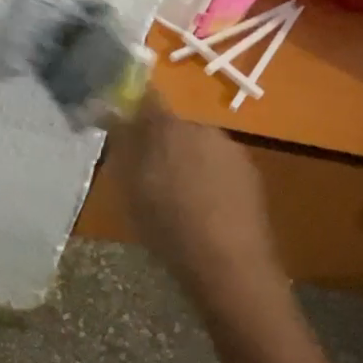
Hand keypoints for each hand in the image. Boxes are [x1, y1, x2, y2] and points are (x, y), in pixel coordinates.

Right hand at [106, 94, 278, 284]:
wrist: (228, 264)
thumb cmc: (166, 223)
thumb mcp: (128, 185)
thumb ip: (121, 142)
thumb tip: (111, 110)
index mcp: (169, 126)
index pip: (146, 99)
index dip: (131, 110)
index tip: (119, 127)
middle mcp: (204, 128)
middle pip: (174, 126)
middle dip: (158, 143)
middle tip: (143, 175)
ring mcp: (233, 152)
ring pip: (198, 148)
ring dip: (184, 162)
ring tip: (174, 199)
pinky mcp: (252, 177)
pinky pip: (219, 168)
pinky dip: (207, 181)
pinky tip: (201, 211)